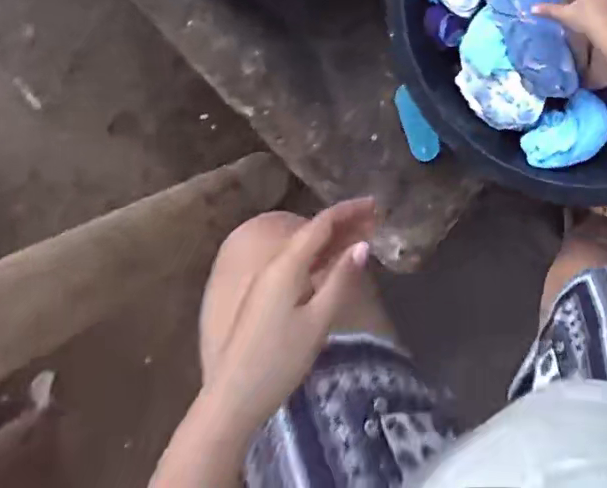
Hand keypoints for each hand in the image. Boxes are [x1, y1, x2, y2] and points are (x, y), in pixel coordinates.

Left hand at [205, 199, 376, 419]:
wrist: (230, 402)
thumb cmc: (278, 361)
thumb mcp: (318, 321)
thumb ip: (341, 279)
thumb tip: (363, 245)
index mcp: (286, 265)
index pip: (322, 223)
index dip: (349, 210)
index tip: (375, 204)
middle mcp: (274, 266)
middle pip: (313, 232)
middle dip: (344, 222)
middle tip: (375, 218)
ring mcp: (266, 283)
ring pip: (305, 249)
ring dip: (334, 239)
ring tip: (363, 235)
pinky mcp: (265, 299)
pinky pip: (299, 264)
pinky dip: (321, 256)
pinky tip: (334, 263)